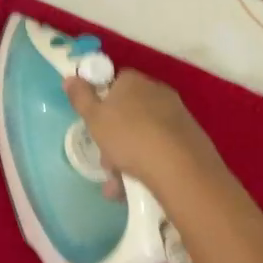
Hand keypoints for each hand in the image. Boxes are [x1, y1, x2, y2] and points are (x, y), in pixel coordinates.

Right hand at [65, 68, 219, 197]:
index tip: (94, 123)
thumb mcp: (94, 118)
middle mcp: (158, 92)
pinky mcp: (192, 140)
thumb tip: (71, 77)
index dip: (101, 101)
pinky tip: (139, 186)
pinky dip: (149, 163)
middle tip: (106, 160)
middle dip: (114, 136)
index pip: (114, 82)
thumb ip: (80, 96)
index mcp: (134, 81)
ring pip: (144, 133)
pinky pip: (162, 148)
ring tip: (118, 185)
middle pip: (128, 111)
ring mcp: (178, 116)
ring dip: (128, 156)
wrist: (181, 169)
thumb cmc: (129, 137)